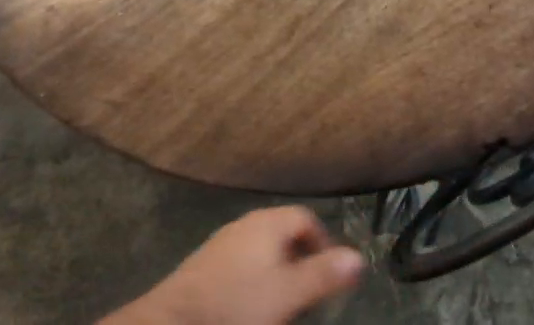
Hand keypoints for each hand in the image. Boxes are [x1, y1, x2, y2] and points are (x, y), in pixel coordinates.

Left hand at [100, 206, 363, 324]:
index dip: (323, 243)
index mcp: (267, 222)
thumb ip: (324, 275)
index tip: (329, 275)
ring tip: (282, 302)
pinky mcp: (204, 265)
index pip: (306, 218)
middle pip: (283, 233)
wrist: (173, 322)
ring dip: (277, 271)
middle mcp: (245, 224)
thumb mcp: (288, 294)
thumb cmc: (237, 304)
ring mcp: (222, 242)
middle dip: (300, 260)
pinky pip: (241, 263)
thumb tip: (360, 257)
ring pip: (261, 250)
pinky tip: (250, 304)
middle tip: (308, 292)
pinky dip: (254, 279)